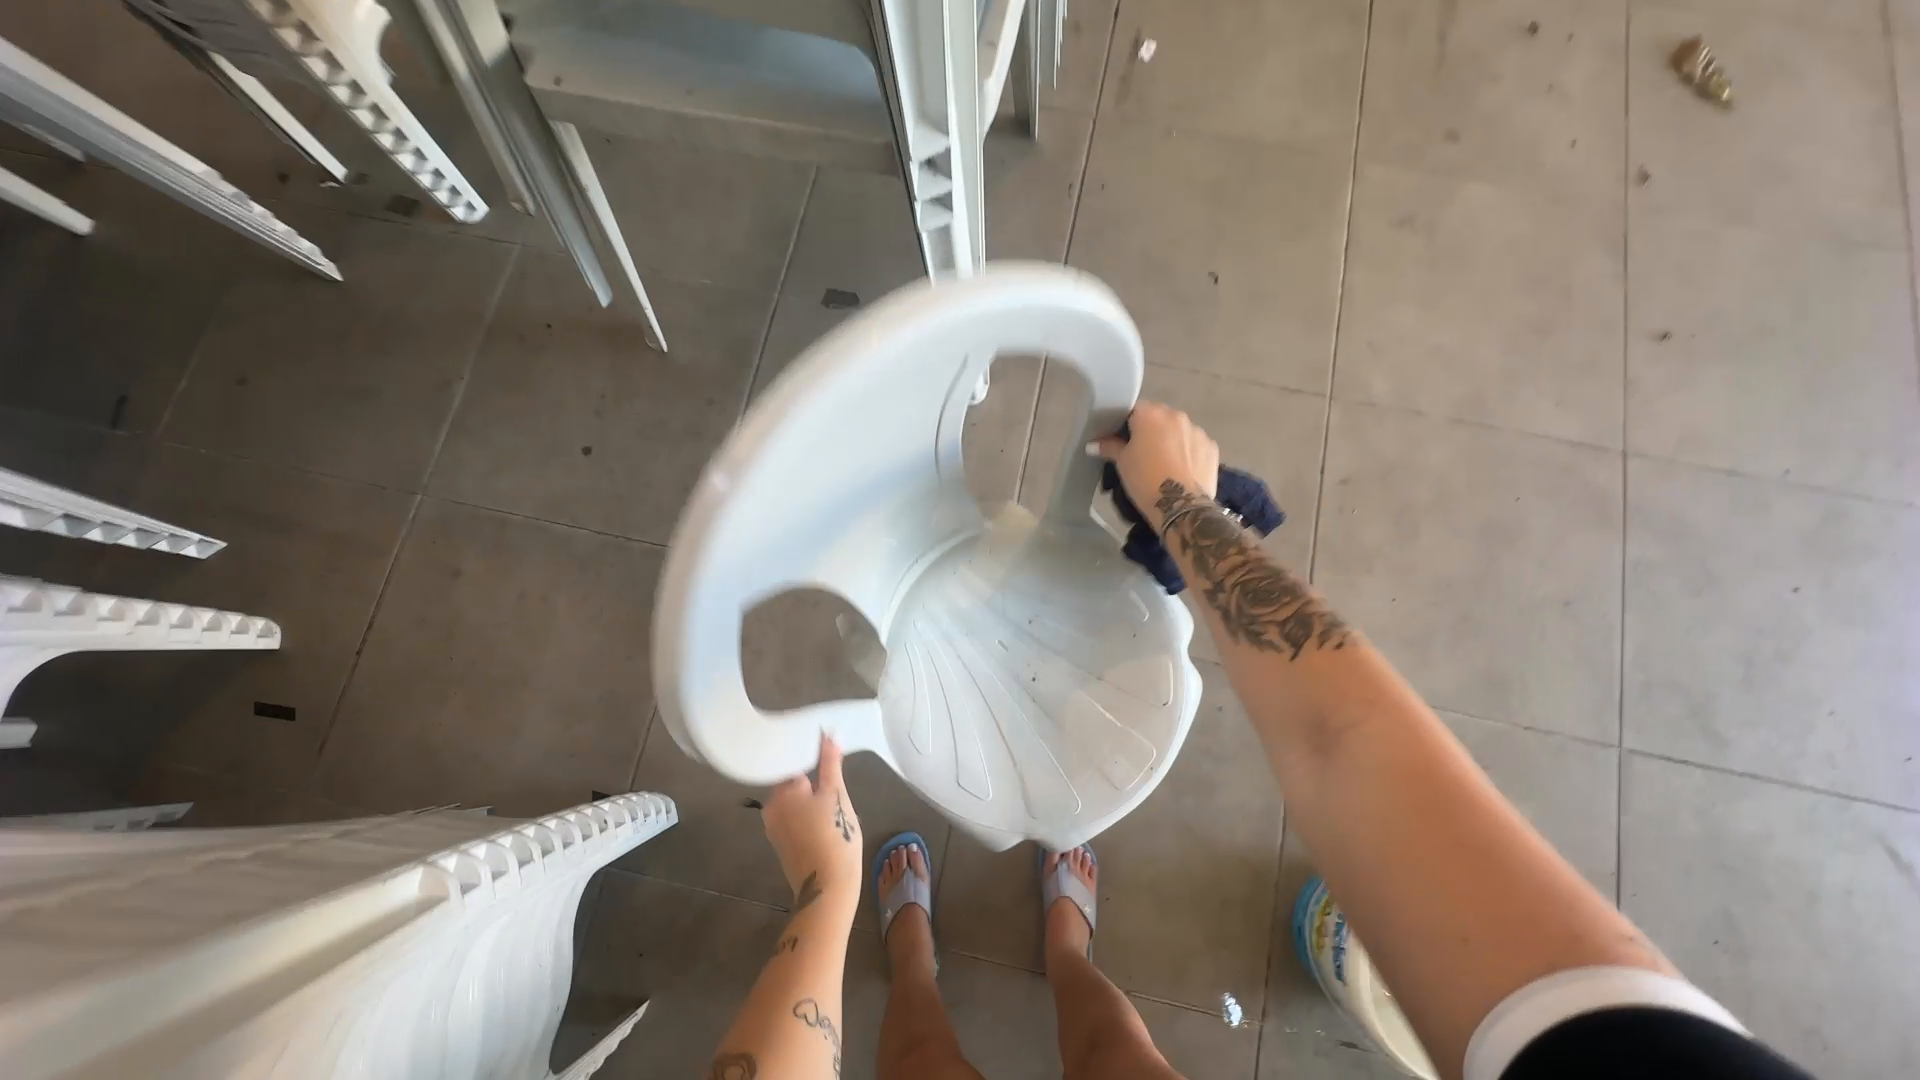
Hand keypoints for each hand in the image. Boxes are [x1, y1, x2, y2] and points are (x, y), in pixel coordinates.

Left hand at [762, 734, 863, 914]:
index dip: (812, 755)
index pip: (794, 760)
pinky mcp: (780, 843)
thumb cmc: (835, 836)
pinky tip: (823, 820)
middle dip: (812, 779)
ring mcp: (773, 827)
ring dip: (809, 797)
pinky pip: (792, 818)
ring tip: (832, 802)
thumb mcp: (837, 795)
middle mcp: (771, 806)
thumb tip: (829, 734)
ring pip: (793, 801)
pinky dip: (805, 814)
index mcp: (782, 790)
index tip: (827, 752)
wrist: (827, 888)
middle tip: (835, 782)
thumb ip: (831, 763)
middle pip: (792, 782)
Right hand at [1094, 400, 1220, 531]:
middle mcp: (1176, 415)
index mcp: (1150, 414)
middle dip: (1152, 430)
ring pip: (1179, 430)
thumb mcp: (1122, 463)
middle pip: (1159, 417)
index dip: (1127, 424)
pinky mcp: (1212, 447)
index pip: (1134, 410)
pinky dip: (1189, 452)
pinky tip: (1182, 470)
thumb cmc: (1145, 480)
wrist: (1181, 507)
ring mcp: (1197, 430)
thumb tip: (1093, 444)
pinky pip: (1195, 444)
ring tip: (1165, 464)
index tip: (1124, 441)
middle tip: (1143, 453)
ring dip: (1172, 440)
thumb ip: (1109, 447)